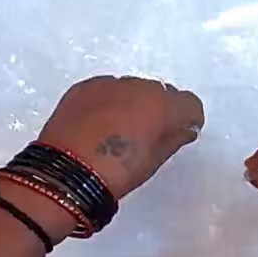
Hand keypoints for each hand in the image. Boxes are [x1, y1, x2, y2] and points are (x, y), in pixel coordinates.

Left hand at [36, 75, 205, 199]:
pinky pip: (106, 90)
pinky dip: (109, 103)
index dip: (189, 118)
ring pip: (132, 89)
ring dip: (133, 104)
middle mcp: (138, 85)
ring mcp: (109, 83)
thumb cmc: (118, 172)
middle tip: (148, 135)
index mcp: (162, 104)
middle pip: (160, 93)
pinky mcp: (84, 87)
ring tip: (120, 130)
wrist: (68, 173)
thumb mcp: (153, 161)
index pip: (189, 103)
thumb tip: (186, 129)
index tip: (182, 132)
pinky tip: (99, 125)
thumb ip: (174, 139)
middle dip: (159, 110)